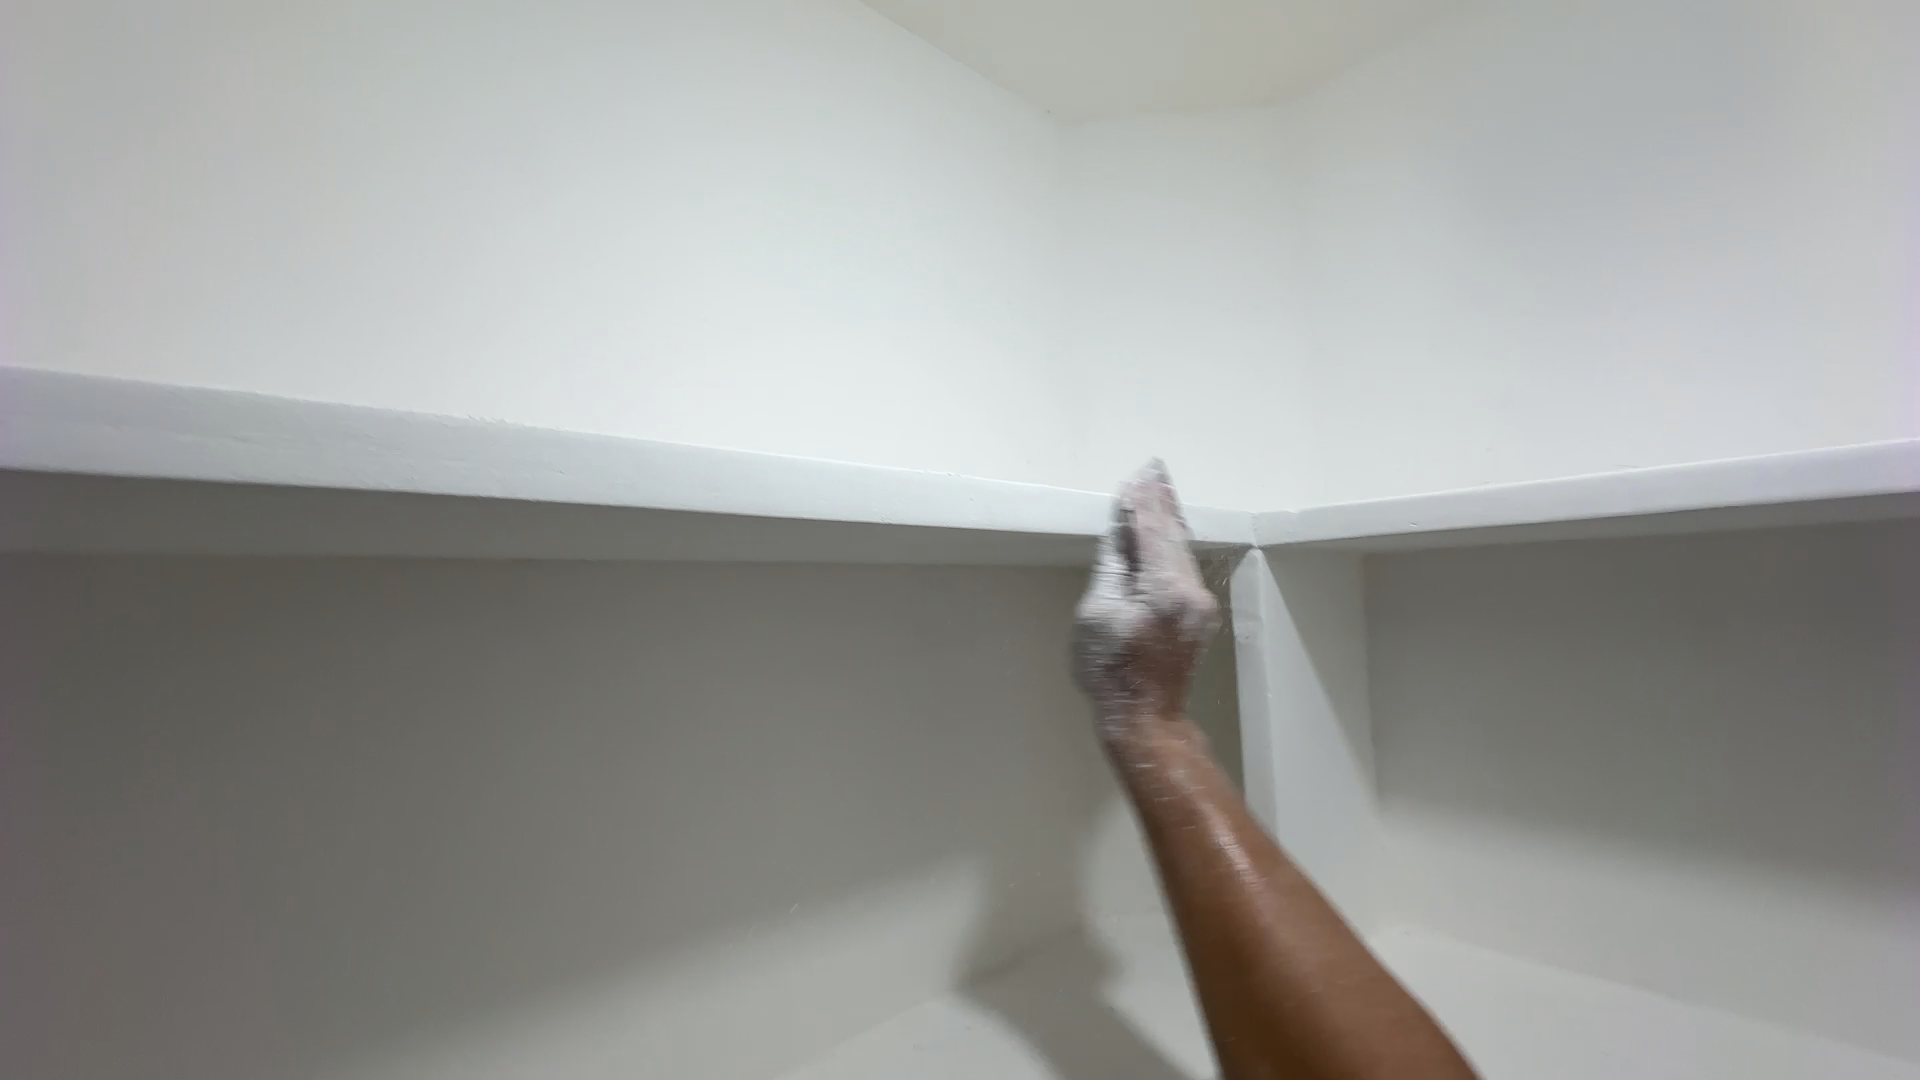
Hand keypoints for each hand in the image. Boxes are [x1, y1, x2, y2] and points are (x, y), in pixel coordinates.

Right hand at [1072, 460, 1221, 724]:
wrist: (1145, 716)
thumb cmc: (1109, 668)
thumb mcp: (1096, 613)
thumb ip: (1112, 566)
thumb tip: (1121, 530)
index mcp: (1166, 590)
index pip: (1153, 533)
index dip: (1144, 504)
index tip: (1137, 476)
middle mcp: (1192, 591)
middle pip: (1174, 536)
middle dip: (1162, 502)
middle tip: (1154, 468)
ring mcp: (1200, 603)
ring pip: (1182, 550)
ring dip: (1168, 519)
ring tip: (1159, 487)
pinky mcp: (1198, 614)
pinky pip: (1184, 567)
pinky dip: (1172, 543)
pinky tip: (1166, 527)